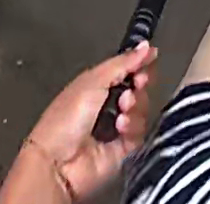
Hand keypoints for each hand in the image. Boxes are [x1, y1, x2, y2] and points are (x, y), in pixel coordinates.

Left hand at [18, 43, 157, 200]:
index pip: (126, 68)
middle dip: (140, 81)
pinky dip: (133, 126)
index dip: (139, 62)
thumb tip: (147, 46)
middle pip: (137, 87)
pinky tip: (121, 126)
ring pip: (141, 108)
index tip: (151, 56)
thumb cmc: (68, 116)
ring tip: (123, 107)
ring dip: (136, 104)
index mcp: (97, 83)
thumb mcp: (93, 80)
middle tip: (138, 82)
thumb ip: (123, 63)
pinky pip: (139, 132)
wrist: (57, 164)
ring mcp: (116, 127)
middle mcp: (108, 103)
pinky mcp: (123, 149)